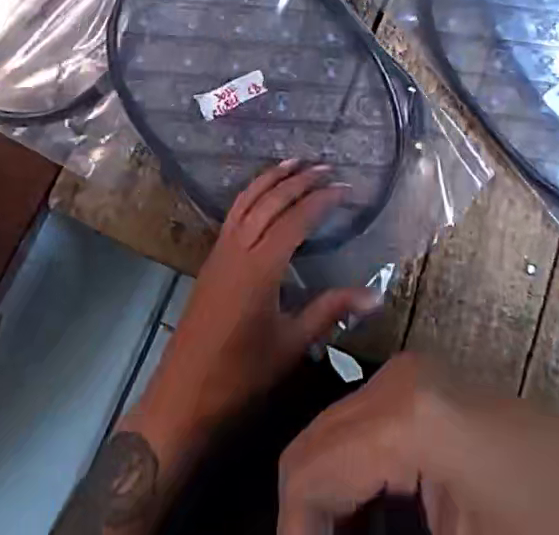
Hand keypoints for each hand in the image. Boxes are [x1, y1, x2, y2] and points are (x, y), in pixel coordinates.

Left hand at [140, 160, 382, 436]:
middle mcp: (238, 249)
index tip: (346, 187)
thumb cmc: (241, 375)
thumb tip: (375, 296)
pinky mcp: (211, 260)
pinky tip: (262, 192)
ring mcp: (220, 251)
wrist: (183, 395)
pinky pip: (234, 213)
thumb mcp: (292, 343)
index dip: (322, 200)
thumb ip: (331, 310)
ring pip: (247, 201)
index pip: (296, 219)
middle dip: (299, 181)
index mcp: (261, 267)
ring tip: (295, 161)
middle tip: (326, 167)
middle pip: (271, 202)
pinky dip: (252, 194)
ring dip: (272, 179)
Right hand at [279, 353, 558, 534]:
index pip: (304, 474)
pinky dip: (360, 490)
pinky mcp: (430, 393)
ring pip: (335, 445)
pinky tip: (383, 528)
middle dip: (312, 522)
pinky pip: (366, 439)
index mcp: (405, 414)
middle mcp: (400, 379)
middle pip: (312, 452)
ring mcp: (416, 378)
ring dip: (334, 509)